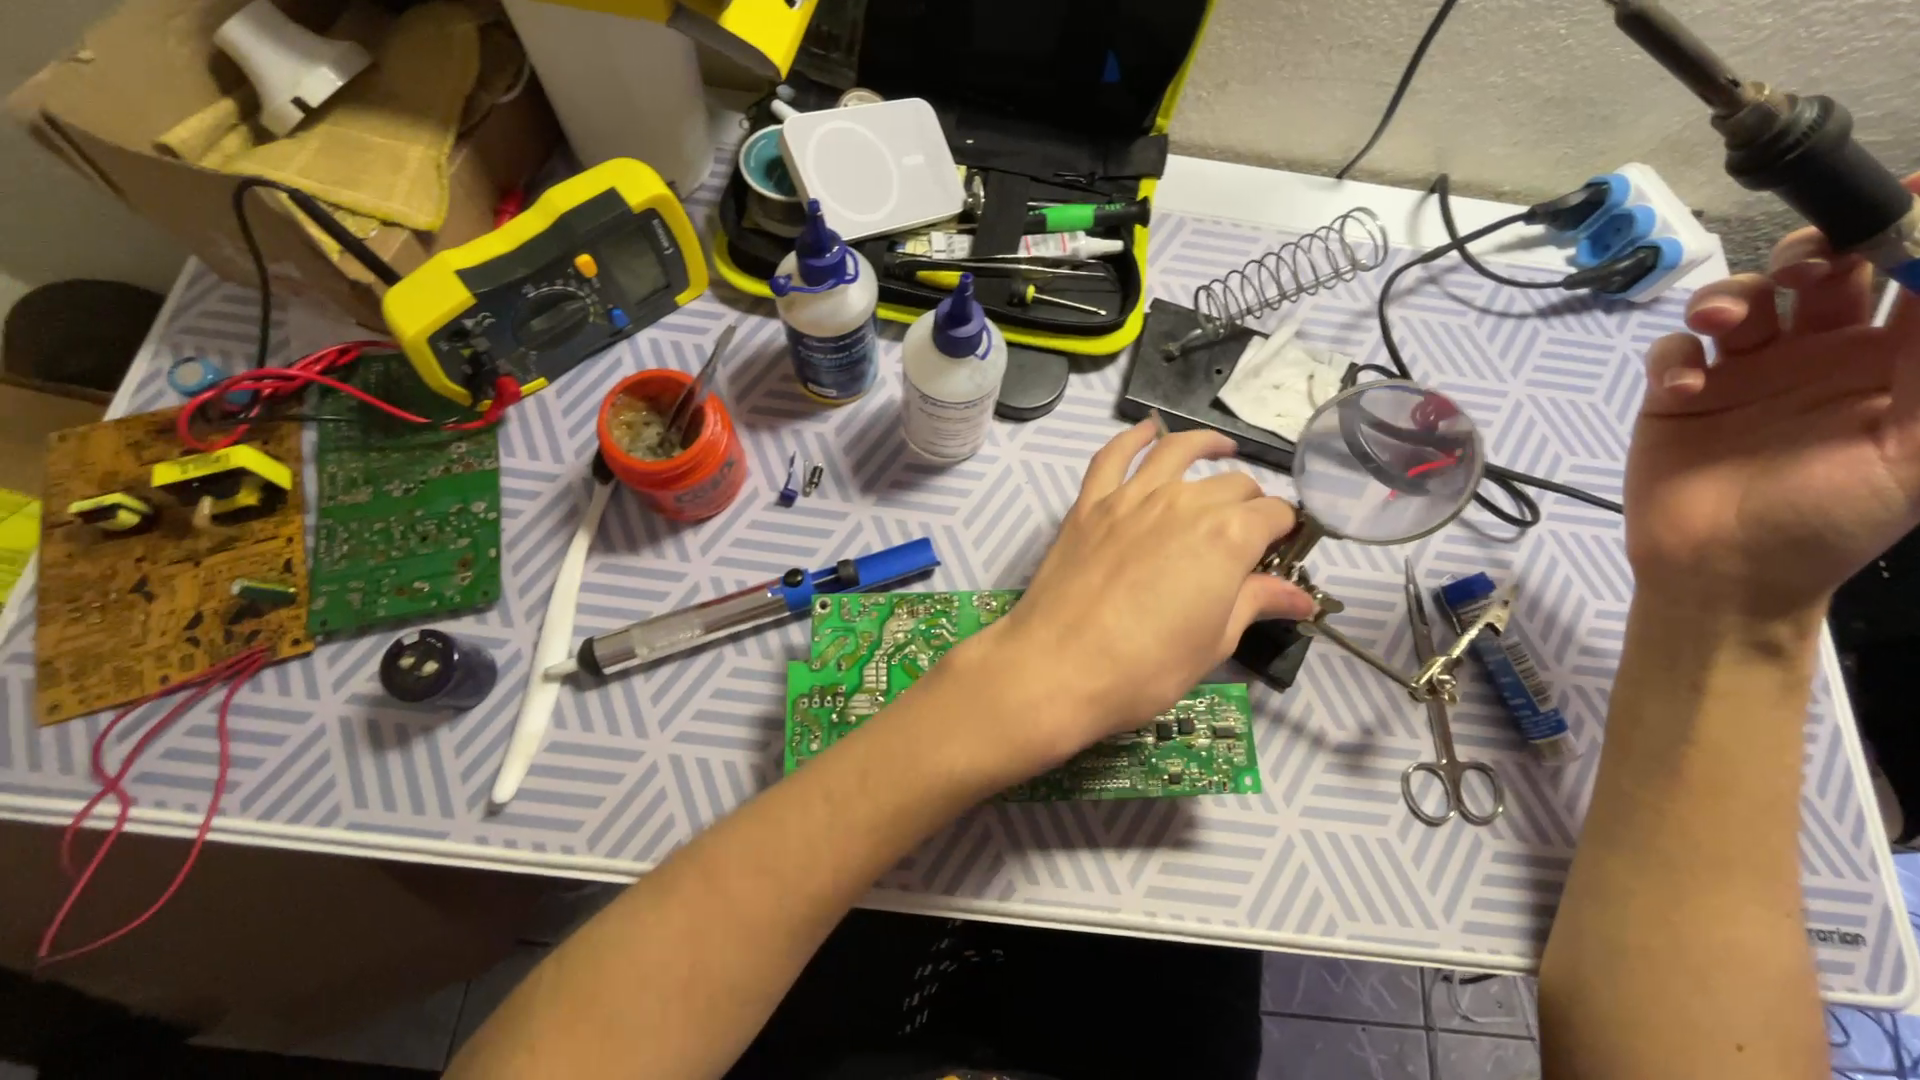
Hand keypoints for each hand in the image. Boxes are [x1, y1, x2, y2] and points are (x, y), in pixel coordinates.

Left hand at [955, 422, 1314, 770]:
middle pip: (1233, 484)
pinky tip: (1146, 431)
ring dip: (1206, 446)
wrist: (1057, 667)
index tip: (1279, 552)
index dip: (1284, 532)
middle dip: (1250, 503)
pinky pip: (1113, 455)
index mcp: (1227, 537)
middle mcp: (1184, 502)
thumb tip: (1301, 597)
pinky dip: (1133, 437)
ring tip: (1222, 448)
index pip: (1274, 515)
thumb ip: (1256, 603)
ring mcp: (1132, 496)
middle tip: (1247, 531)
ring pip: (1178, 452)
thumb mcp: (1214, 643)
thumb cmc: (1146, 668)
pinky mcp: (1090, 503)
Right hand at [1629, 174, 1919, 618]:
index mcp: (1888, 364)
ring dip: (1728, 299)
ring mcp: (1741, 376)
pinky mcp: (1677, 398)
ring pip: (1737, 303)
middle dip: (1811, 254)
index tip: (1909, 197)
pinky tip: (1682, 392)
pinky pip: (1671, 355)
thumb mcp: (1912, 450)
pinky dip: (1672, 361)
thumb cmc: (1828, 519)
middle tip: (1802, 268)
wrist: (1723, 575)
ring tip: (1718, 327)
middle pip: (1820, 275)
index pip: (1911, 280)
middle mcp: (1817, 357)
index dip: (1913, 233)